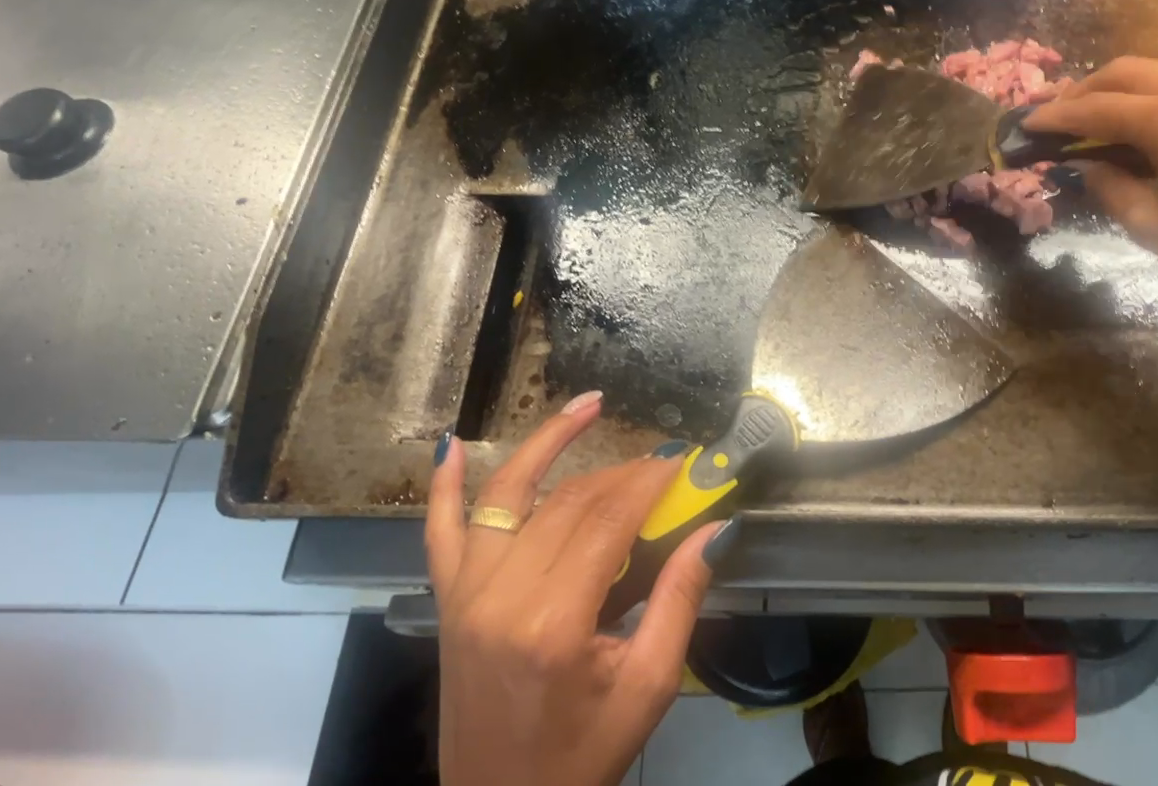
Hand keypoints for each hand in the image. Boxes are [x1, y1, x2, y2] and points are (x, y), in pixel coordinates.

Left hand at [426, 393, 722, 785]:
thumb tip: (717, 529)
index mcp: (553, 623)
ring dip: (546, 444)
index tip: (682, 460)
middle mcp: (500, 596)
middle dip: (620, 471)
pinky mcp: (448, 602)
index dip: (648, 482)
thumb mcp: (649, 686)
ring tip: (586, 406)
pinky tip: (452, 444)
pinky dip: (444, 486)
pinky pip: (439, 532)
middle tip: (661, 460)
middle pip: (567, 502)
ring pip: (507, 497)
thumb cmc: (584, 753)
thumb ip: (680, 600)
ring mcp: (465, 595)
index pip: (607, 521)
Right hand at [1026, 57, 1157, 334]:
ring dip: (1142, 89)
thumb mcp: (1154, 227)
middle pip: (1134, 70)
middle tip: (1066, 110)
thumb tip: (1090, 164)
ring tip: (1124, 117)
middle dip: (1092, 88)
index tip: (1030, 122)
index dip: (1058, 115)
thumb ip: (1110, 186)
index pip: (1099, 108)